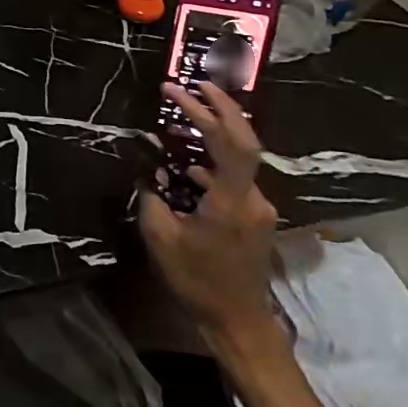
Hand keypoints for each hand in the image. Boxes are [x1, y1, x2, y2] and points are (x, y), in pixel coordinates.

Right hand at [141, 81, 280, 338]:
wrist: (237, 322)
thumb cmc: (196, 281)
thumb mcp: (161, 238)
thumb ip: (152, 196)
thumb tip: (149, 170)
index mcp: (230, 200)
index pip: (229, 141)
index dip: (207, 110)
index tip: (178, 90)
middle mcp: (252, 197)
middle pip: (244, 139)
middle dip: (221, 107)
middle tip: (194, 85)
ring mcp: (258, 206)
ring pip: (239, 158)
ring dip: (215, 135)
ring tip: (182, 120)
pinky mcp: (255, 216)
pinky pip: (235, 178)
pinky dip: (214, 164)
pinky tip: (188, 169)